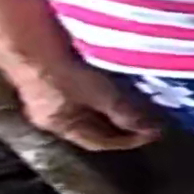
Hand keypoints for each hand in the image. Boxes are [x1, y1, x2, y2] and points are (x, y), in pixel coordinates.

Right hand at [8, 59, 158, 151]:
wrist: (37, 51)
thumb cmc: (70, 78)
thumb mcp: (104, 98)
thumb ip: (126, 116)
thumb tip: (151, 132)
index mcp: (60, 125)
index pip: (98, 142)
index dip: (128, 142)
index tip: (155, 136)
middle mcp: (53, 117)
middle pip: (96, 130)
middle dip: (126, 129)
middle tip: (156, 124)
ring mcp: (53, 102)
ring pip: (94, 116)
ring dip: (120, 115)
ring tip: (149, 111)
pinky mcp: (58, 87)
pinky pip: (90, 102)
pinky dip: (111, 103)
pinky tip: (129, 97)